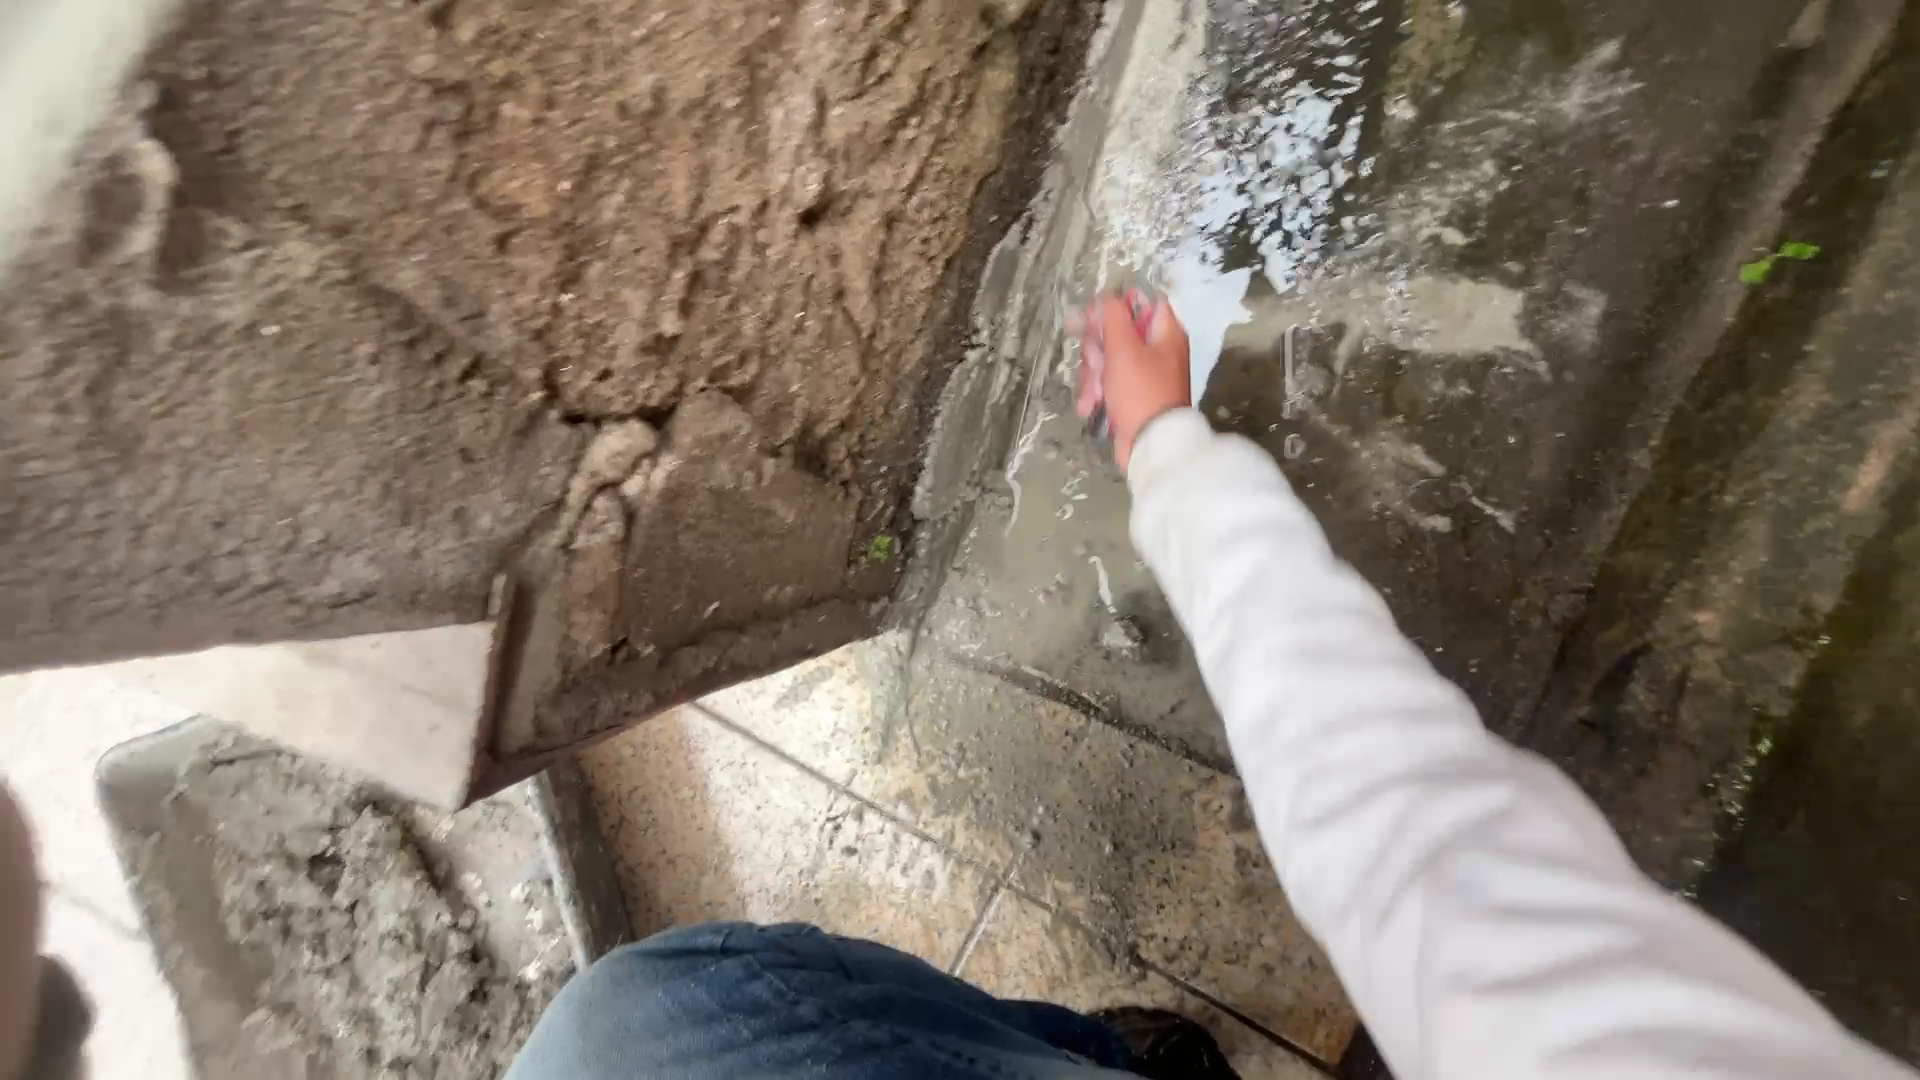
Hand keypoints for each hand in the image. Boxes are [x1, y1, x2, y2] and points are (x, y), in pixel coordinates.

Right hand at [1072, 289, 1190, 471]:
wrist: (1150, 444)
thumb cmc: (1141, 391)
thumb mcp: (1124, 347)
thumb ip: (1112, 315)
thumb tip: (1104, 297)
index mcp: (1164, 331)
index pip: (1137, 302)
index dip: (1111, 308)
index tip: (1091, 319)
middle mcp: (1155, 349)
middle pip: (1115, 332)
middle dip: (1096, 350)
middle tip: (1095, 363)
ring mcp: (1142, 374)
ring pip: (1105, 359)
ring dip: (1092, 375)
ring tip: (1093, 393)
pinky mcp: (1130, 395)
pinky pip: (1106, 383)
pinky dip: (1095, 393)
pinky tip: (1090, 406)